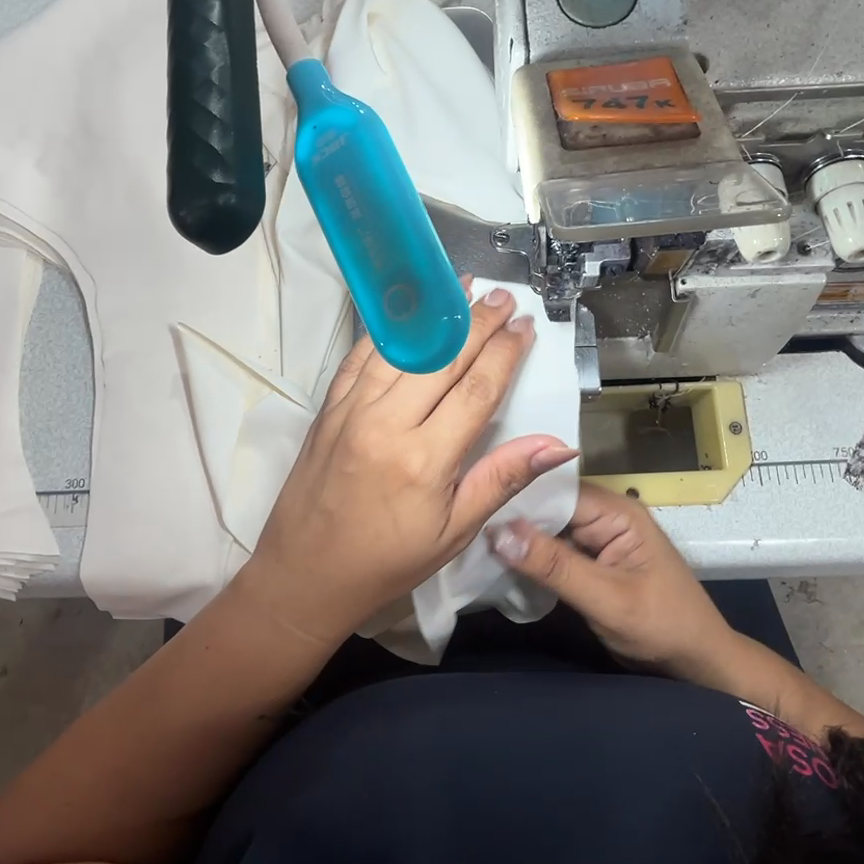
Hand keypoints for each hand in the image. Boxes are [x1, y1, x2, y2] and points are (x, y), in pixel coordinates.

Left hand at [235, 286, 579, 643]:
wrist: (304, 575)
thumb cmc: (386, 562)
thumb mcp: (455, 532)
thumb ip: (503, 479)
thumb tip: (558, 445)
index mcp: (424, 460)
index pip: (476, 389)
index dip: (505, 353)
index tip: (525, 326)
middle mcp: (386, 424)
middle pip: (441, 358)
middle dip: (477, 323)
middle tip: (502, 296)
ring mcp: (350, 411)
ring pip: (401, 348)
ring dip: (434, 316)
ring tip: (462, 289)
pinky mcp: (328, 409)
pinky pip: (360, 358)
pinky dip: (388, 332)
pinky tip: (409, 316)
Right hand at [490, 484, 736, 680]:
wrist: (699, 666)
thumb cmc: (664, 629)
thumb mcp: (608, 600)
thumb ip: (555, 566)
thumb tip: (497, 531)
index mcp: (617, 511)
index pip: (554, 491)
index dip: (513, 498)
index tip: (468, 507)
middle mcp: (605, 514)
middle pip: (547, 505)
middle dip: (510, 517)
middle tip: (463, 526)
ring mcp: (598, 537)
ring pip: (546, 527)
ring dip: (516, 538)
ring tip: (469, 541)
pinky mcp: (590, 559)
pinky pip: (552, 548)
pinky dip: (529, 557)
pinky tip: (497, 562)